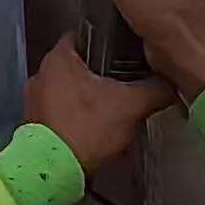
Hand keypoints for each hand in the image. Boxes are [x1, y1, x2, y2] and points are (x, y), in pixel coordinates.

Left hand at [23, 36, 173, 171]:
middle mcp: (41, 73)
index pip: (82, 34)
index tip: (124, 50)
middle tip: (126, 84)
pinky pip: (62, 111)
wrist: (54, 170)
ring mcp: (34, 98)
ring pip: (70, 90)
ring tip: (116, 111)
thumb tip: (170, 84)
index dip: (105, 40)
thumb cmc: (88, 127)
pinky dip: (79, 117)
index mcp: (58, 58)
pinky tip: (98, 131)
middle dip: (101, 75)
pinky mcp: (34, 121)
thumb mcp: (130, 105)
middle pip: (78, 65)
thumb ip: (154, 89)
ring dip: (91, 99)